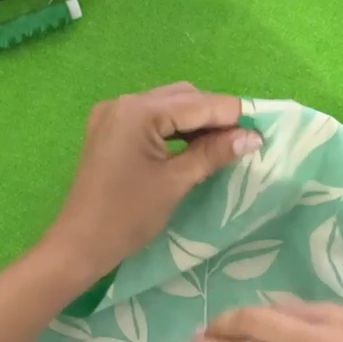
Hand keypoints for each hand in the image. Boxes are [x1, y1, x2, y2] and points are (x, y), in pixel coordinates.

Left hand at [42, 83, 260, 278]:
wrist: (80, 244)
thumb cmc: (128, 217)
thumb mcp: (175, 183)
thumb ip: (213, 153)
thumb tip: (252, 136)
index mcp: (139, 111)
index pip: (199, 103)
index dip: (233, 116)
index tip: (262, 133)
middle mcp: (124, 103)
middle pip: (183, 97)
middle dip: (215, 115)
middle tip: (243, 142)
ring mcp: (113, 115)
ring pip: (167, 106)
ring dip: (196, 122)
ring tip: (223, 146)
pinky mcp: (109, 131)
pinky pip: (150, 120)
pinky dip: (174, 130)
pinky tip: (193, 147)